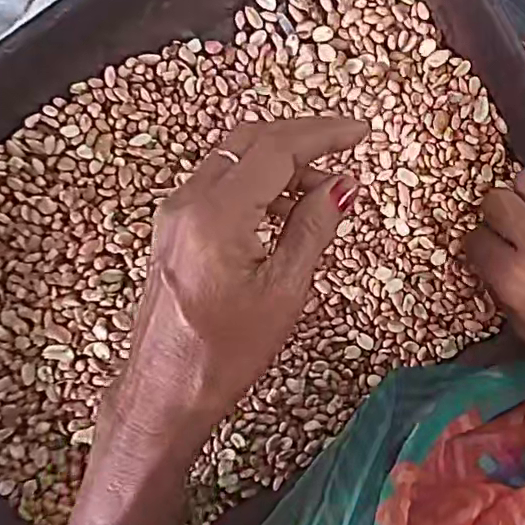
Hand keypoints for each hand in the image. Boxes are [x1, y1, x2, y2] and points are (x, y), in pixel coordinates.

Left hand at [97, 115, 367, 461]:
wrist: (164, 391)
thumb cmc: (225, 354)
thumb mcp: (284, 291)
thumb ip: (313, 227)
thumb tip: (344, 184)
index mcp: (216, 215)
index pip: (277, 148)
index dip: (324, 133)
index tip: (360, 132)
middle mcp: (187, 202)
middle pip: (250, 141)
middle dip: (302, 140)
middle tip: (345, 154)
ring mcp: (174, 214)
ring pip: (233, 160)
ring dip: (280, 164)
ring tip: (322, 195)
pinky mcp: (173, 229)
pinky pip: (218, 185)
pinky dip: (256, 184)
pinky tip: (284, 211)